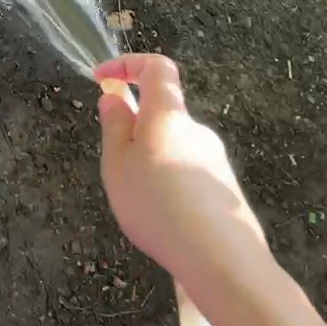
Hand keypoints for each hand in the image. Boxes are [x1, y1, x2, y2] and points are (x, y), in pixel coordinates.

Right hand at [94, 54, 265, 280]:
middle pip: (162, 112)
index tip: (102, 78)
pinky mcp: (224, 188)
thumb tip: (114, 98)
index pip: (156, 67)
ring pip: (172, 145)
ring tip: (137, 200)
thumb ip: (114, 126)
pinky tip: (163, 218)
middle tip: (114, 163)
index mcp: (168, 114)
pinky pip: (187, 172)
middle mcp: (196, 129)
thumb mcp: (118, 165)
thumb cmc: (158, 205)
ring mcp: (214, 159)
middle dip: (134, 128)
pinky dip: (169, 183)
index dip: (127, 64)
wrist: (223, 261)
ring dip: (150, 159)